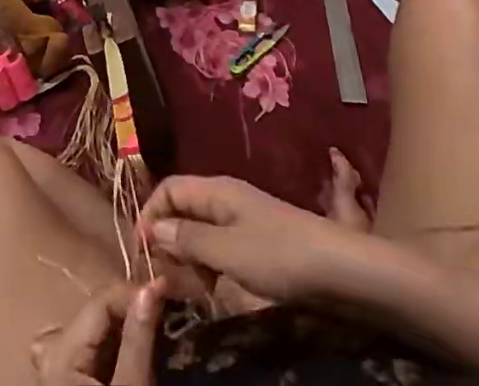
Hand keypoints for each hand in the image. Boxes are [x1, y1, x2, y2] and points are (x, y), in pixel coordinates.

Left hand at [33, 280, 165, 384]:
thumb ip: (138, 339)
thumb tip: (153, 286)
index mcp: (61, 350)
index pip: (102, 300)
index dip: (135, 292)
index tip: (167, 292)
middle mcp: (54, 350)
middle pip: (100, 311)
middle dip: (133, 307)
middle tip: (166, 308)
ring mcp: (60, 365)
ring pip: (99, 327)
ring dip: (129, 323)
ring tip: (159, 323)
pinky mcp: (72, 377)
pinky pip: (97, 347)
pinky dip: (120, 341)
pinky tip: (142, 345)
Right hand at [137, 175, 372, 304]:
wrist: (337, 268)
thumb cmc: (278, 254)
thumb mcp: (226, 250)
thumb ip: (187, 238)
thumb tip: (154, 228)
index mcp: (217, 191)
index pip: (170, 188)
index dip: (150, 215)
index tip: (141, 253)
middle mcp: (226, 199)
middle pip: (182, 211)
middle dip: (169, 242)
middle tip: (167, 279)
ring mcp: (242, 220)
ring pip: (200, 233)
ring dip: (189, 259)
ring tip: (193, 290)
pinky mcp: (255, 242)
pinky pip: (219, 249)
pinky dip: (210, 267)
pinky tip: (215, 290)